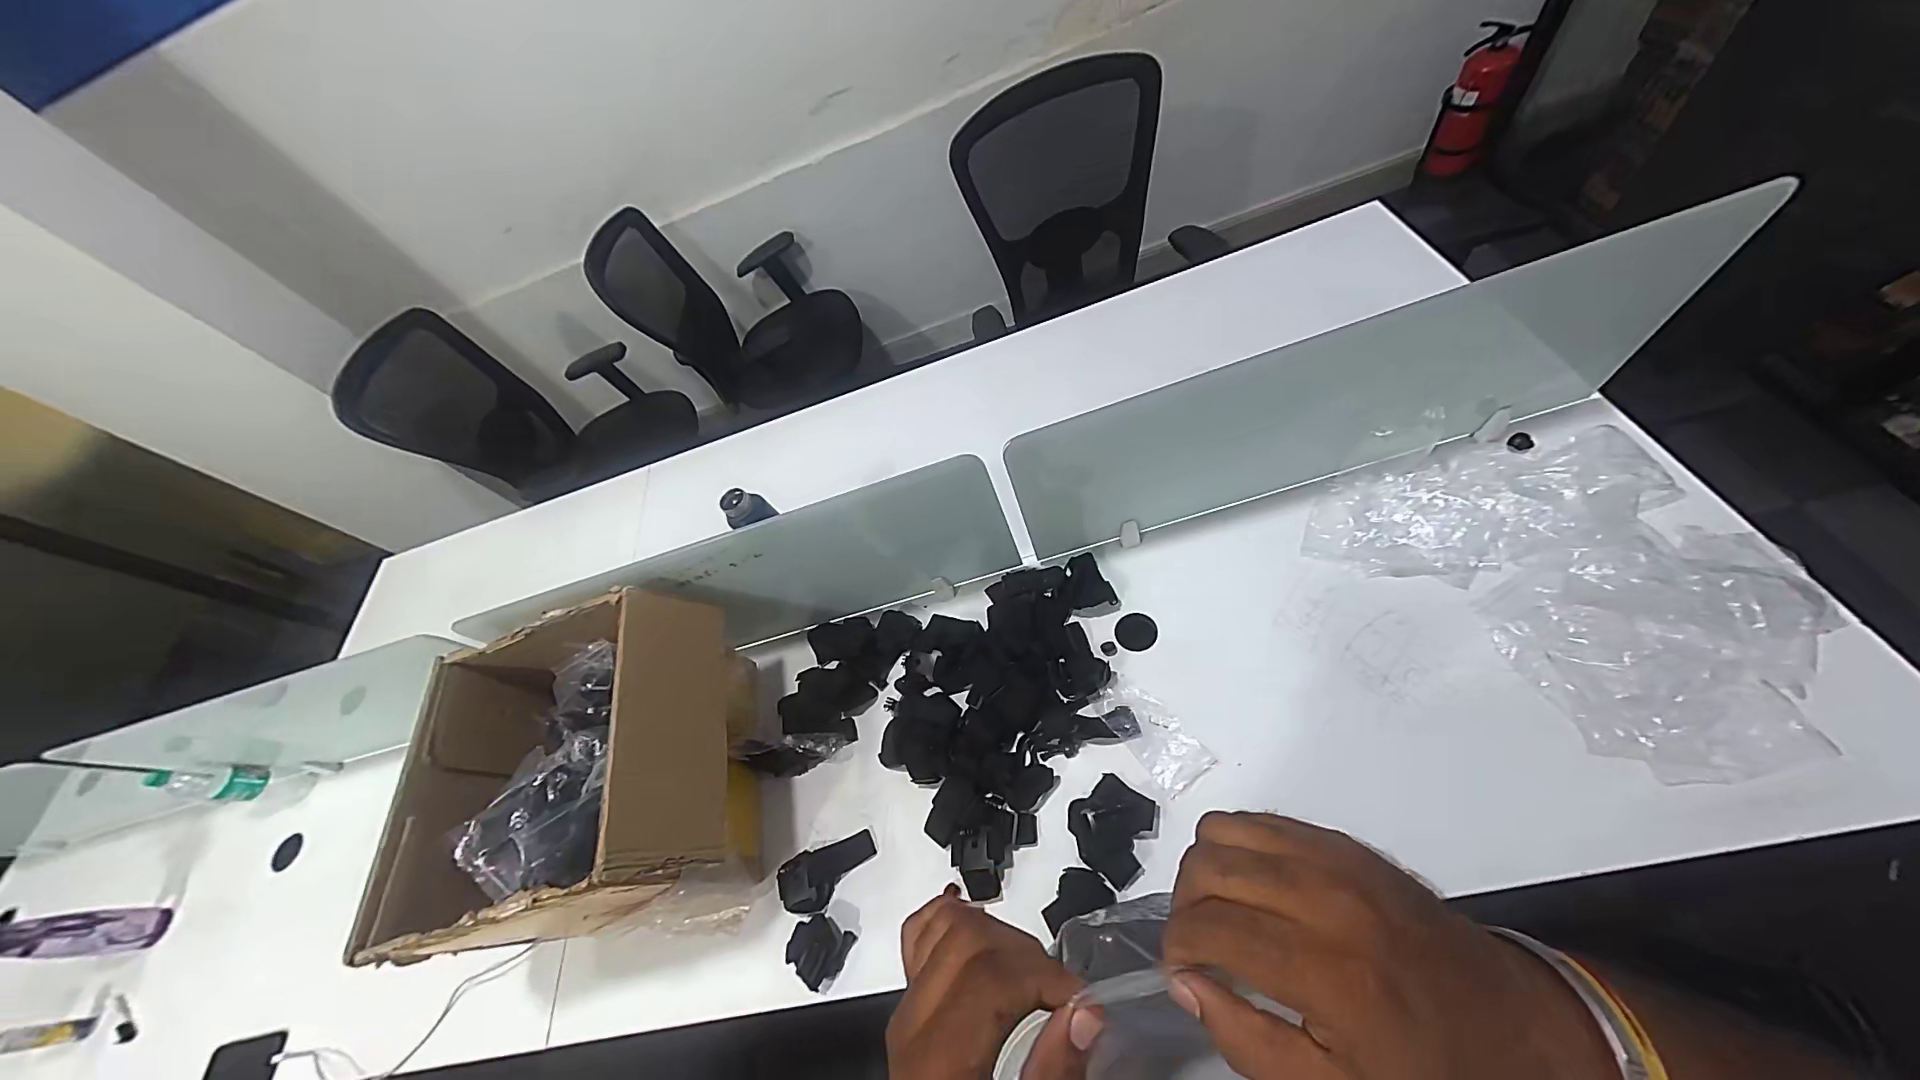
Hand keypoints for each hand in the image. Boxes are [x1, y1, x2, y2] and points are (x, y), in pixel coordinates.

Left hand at [887, 885, 1103, 1079]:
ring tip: (1031, 975)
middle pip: (969, 939)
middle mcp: (911, 1023)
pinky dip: (953, 920)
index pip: (989, 974)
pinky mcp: (909, 1004)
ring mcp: (905, 1007)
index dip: (1044, 976)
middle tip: (1059, 995)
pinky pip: (920, 935)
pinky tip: (982, 929)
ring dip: (998, 934)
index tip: (1081, 1001)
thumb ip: (1054, 1074)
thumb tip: (1086, 1012)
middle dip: (1026, 953)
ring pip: (945, 925)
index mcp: (936, 1060)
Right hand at [1162, 812, 1616, 1079]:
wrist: (1515, 1024)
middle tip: (1198, 943)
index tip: (1180, 971)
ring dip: (1204, 869)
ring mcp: (1334, 857)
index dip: (1175, 948)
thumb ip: (1246, 1041)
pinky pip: (1257, 819)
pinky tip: (1253, 886)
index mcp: (1328, 970)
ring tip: (1220, 909)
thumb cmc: (1425, 1069)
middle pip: (1206, 867)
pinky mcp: (1341, 840)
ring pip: (1221, 830)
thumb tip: (1185, 983)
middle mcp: (1325, 896)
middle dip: (1183, 906)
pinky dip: (1236, 847)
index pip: (1209, 928)